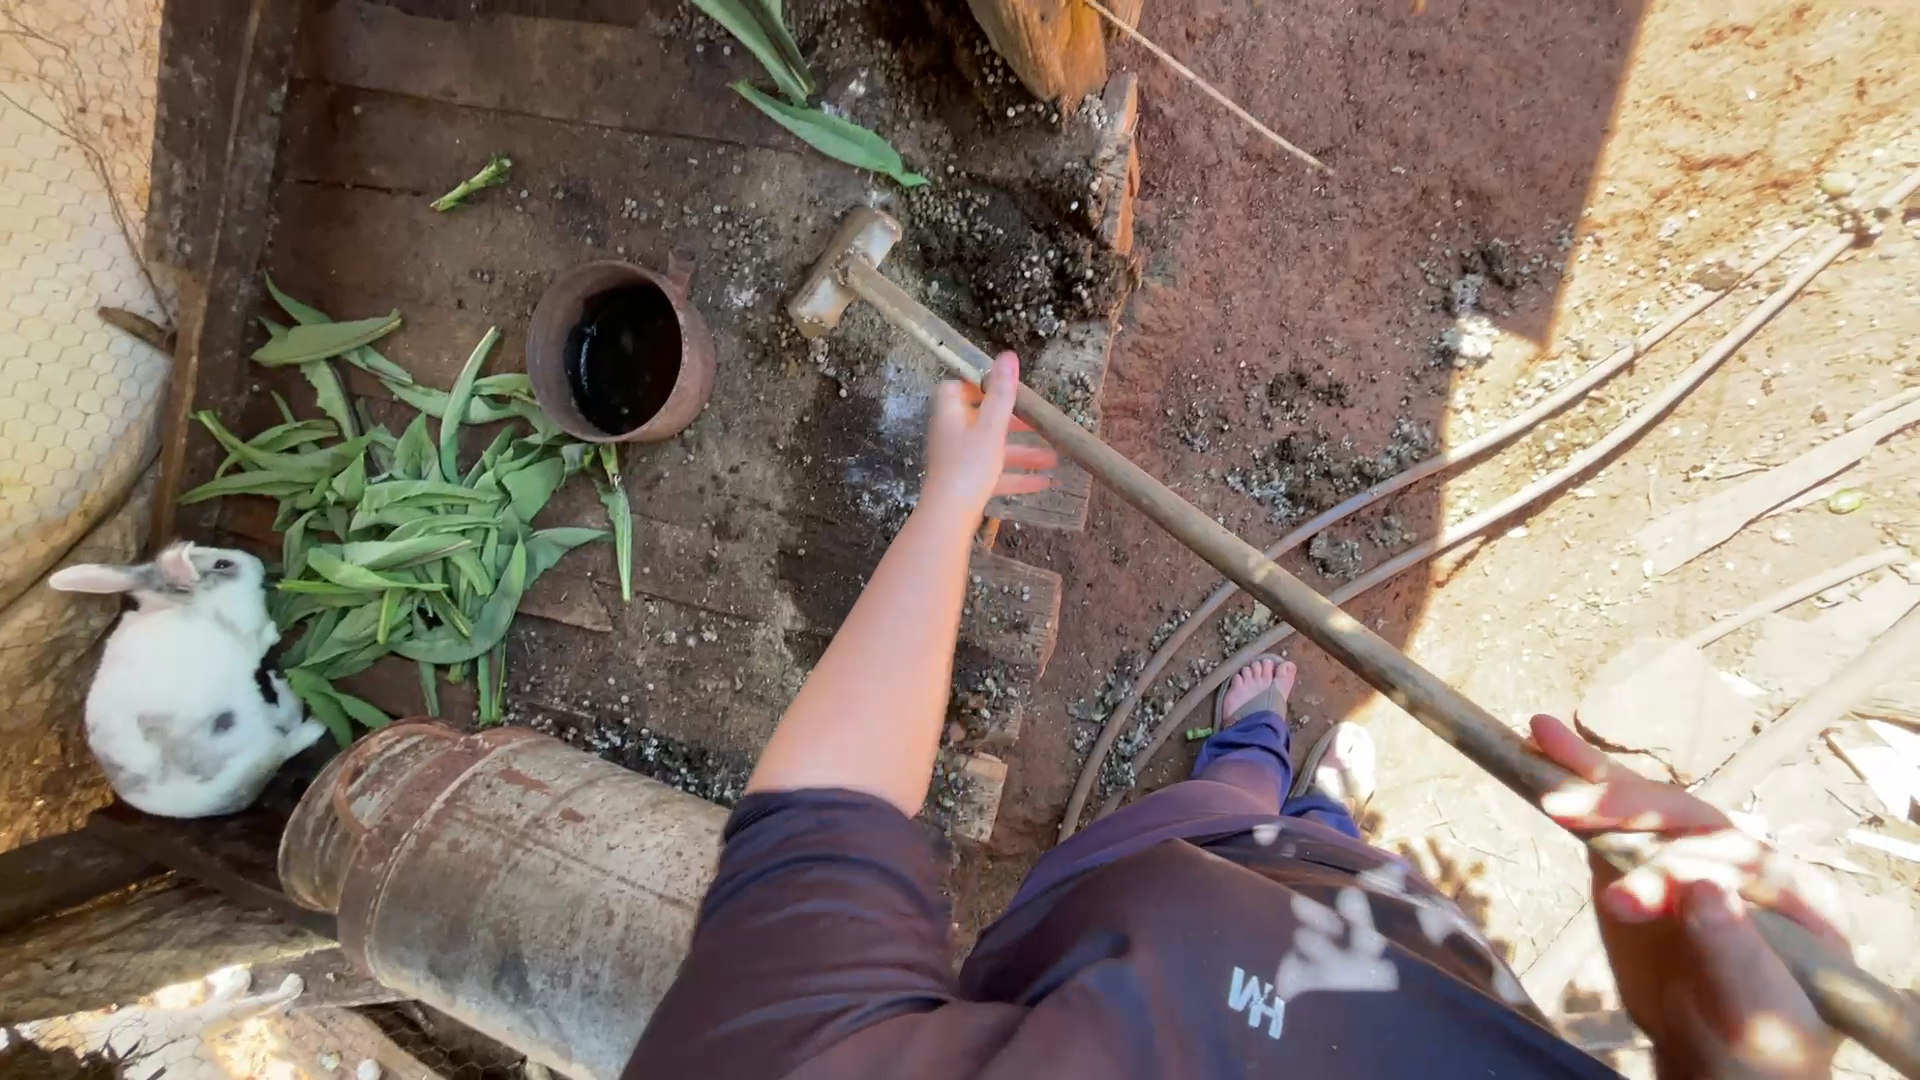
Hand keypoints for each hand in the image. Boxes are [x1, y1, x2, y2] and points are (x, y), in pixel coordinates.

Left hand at [922, 352, 1056, 517]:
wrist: (950, 516)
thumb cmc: (968, 466)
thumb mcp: (991, 427)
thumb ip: (1002, 394)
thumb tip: (1008, 357)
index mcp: (952, 416)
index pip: (956, 389)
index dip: (977, 385)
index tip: (1002, 387)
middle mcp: (953, 436)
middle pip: (982, 420)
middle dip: (1013, 422)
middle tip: (1037, 421)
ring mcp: (960, 462)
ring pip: (994, 450)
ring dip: (1023, 452)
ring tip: (1054, 457)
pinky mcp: (968, 485)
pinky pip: (995, 475)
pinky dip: (1018, 476)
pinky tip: (1045, 482)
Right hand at [1531, 714, 1846, 1079]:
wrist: (1711, 1048)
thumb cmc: (1751, 1043)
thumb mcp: (1754, 1010)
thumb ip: (1736, 950)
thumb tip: (1704, 887)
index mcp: (1790, 892)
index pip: (1726, 854)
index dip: (1670, 866)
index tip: (1621, 903)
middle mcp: (1737, 857)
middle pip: (1678, 814)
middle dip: (1620, 805)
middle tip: (1562, 807)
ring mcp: (1679, 849)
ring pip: (1636, 800)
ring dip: (1588, 774)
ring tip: (1541, 739)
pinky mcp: (1630, 851)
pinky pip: (1601, 811)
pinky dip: (1571, 780)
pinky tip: (1540, 753)